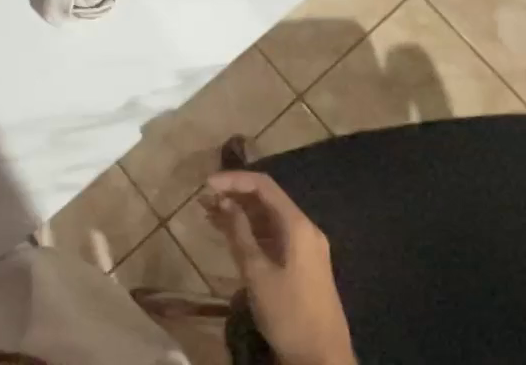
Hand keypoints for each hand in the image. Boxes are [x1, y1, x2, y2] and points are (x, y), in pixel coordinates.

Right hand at [203, 170, 355, 364]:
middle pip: (266, 199)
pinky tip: (228, 234)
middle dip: (234, 195)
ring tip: (208, 214)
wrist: (322, 361)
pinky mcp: (301, 265)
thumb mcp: (257, 272)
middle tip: (203, 200)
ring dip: (240, 213)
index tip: (206, 184)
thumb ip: (239, 232)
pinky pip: (273, 236)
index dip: (233, 179)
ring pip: (268, 218)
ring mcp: (305, 248)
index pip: (263, 186)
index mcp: (298, 226)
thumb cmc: (289, 314)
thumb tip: (223, 201)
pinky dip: (250, 231)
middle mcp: (305, 230)